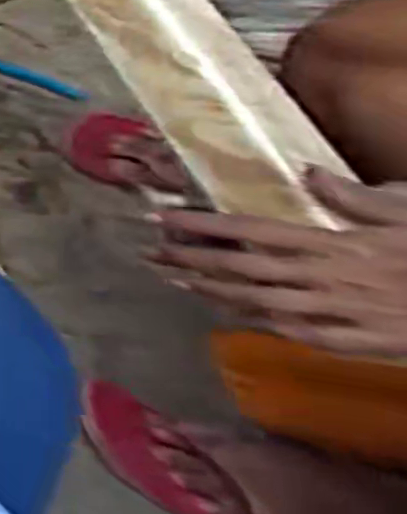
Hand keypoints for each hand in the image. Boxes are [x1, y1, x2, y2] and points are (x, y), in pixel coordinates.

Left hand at [149, 167, 406, 357]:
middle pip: (242, 267)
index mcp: (337, 245)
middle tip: (145, 252)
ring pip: (260, 302)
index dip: (198, 223)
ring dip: (210, 290)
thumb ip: (355, 197)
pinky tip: (228, 313)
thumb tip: (307, 170)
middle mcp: (331, 278)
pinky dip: (260, 323)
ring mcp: (347, 313)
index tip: (154, 216)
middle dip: (187, 259)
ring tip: (170, 278)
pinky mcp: (368, 342)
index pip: (250, 230)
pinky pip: (302, 334)